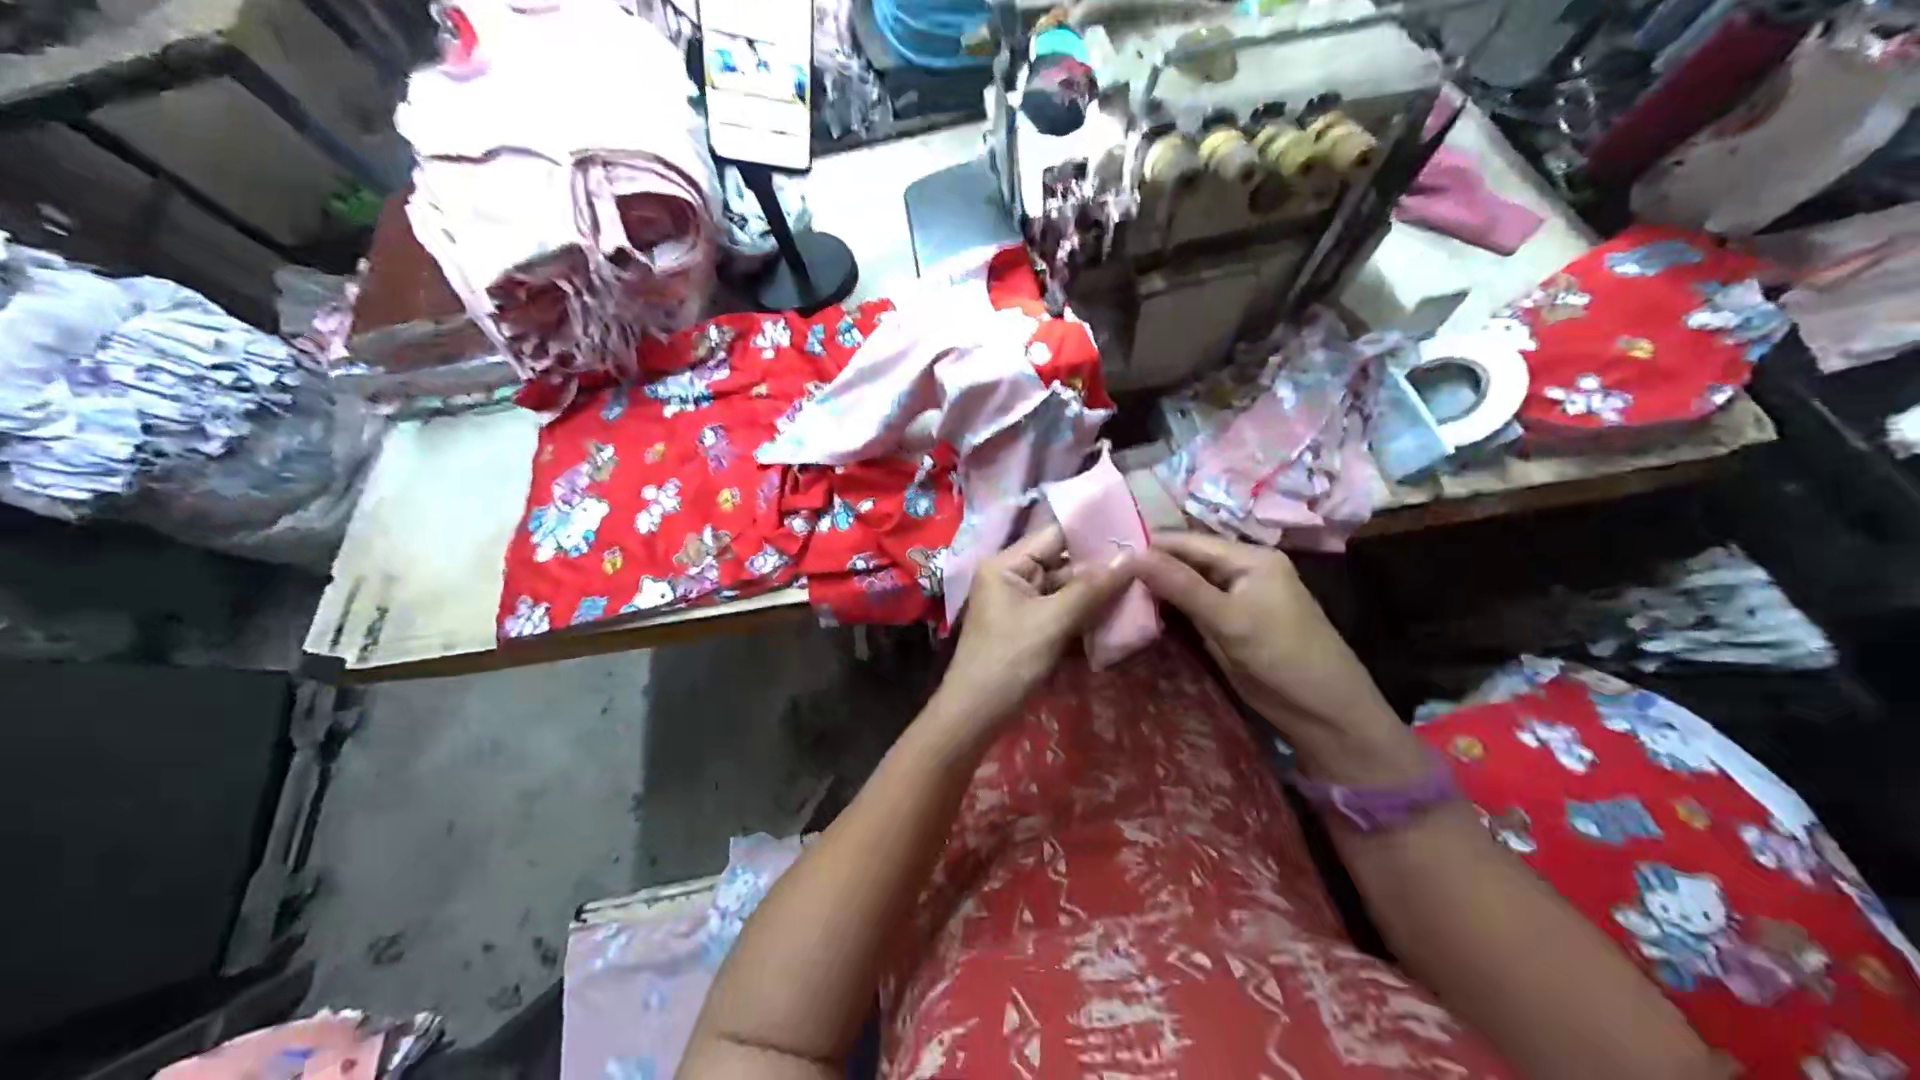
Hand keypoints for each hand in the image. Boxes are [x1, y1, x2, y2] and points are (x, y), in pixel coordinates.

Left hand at [932, 526, 1136, 741]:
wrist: (977, 714)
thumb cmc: (1008, 661)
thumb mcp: (1052, 621)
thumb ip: (1091, 589)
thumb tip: (1131, 557)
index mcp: (1006, 564)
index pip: (1054, 535)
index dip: (1092, 532)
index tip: (1133, 530)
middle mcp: (1012, 576)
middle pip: (1062, 561)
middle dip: (1100, 565)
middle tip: (1146, 562)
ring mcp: (1021, 602)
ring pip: (1066, 587)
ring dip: (1097, 591)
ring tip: (1141, 584)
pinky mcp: (1030, 626)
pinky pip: (1062, 609)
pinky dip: (1086, 611)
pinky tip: (1119, 611)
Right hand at [1134, 532, 1428, 785]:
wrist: (1324, 712)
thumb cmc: (1281, 657)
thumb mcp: (1228, 619)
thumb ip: (1180, 586)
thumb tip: (1133, 553)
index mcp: (1250, 558)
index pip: (1189, 542)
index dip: (1149, 546)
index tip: (1106, 555)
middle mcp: (1242, 570)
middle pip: (1187, 561)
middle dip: (1150, 568)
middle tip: (1105, 577)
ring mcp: (1236, 598)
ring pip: (1187, 585)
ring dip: (1156, 590)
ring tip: (1113, 592)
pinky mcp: (1231, 623)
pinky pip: (1193, 606)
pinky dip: (1169, 609)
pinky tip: (1140, 612)